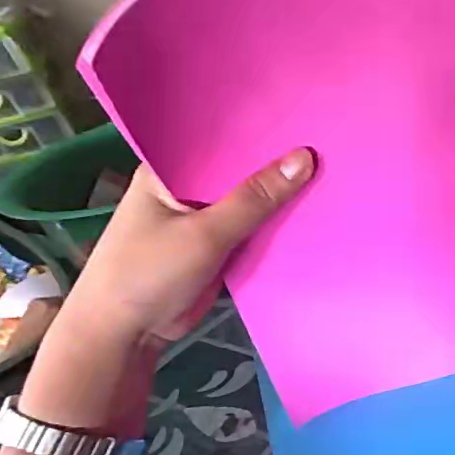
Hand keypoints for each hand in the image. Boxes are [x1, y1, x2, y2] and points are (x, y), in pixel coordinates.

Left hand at [62, 148, 314, 347]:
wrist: (125, 336)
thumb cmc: (149, 273)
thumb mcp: (206, 233)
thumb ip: (255, 199)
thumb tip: (304, 158)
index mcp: (169, 170)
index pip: (222, 140)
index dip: (262, 132)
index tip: (306, 119)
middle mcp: (185, 188)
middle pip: (238, 172)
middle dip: (274, 166)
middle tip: (328, 144)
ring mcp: (200, 220)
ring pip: (246, 203)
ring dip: (277, 199)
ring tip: (330, 174)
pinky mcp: (213, 249)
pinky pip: (248, 231)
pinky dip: (270, 228)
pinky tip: (308, 214)